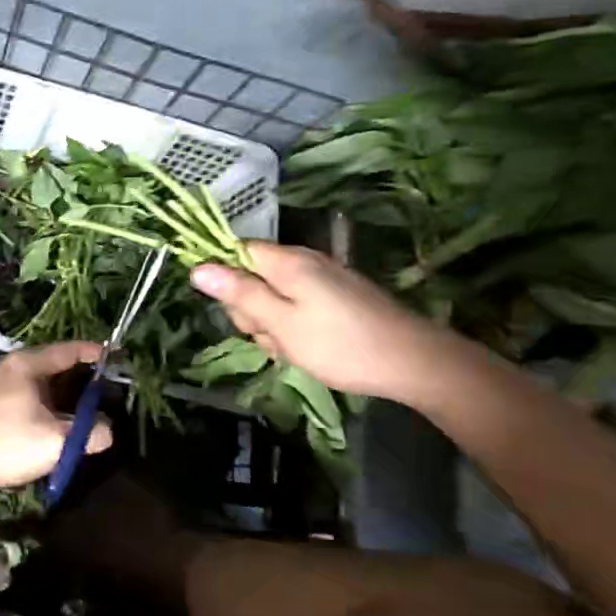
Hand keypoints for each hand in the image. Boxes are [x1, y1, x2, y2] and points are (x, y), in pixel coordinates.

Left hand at [0, 342, 109, 511]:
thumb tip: (106, 429)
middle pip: (55, 363)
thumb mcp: (54, 443)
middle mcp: (10, 364)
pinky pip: (27, 391)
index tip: (119, 358)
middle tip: (107, 390)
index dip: (97, 353)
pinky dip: (46, 401)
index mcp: (26, 364)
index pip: (69, 349)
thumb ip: (89, 434)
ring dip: (63, 394)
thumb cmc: (3, 445)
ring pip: (41, 380)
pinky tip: (54, 421)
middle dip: (82, 377)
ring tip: (86, 410)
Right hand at [189, 242, 495, 409]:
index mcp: (287, 262)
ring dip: (272, 325)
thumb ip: (239, 293)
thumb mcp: (281, 323)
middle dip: (251, 309)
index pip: (235, 251)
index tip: (235, 310)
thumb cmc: (342, 345)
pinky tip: (307, 348)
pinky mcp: (337, 298)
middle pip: (252, 276)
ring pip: (273, 296)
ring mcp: (323, 280)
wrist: (418, 364)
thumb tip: (197, 268)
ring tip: (292, 348)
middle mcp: (303, 262)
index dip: (224, 277)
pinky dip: (293, 327)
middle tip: (271, 336)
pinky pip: (296, 306)